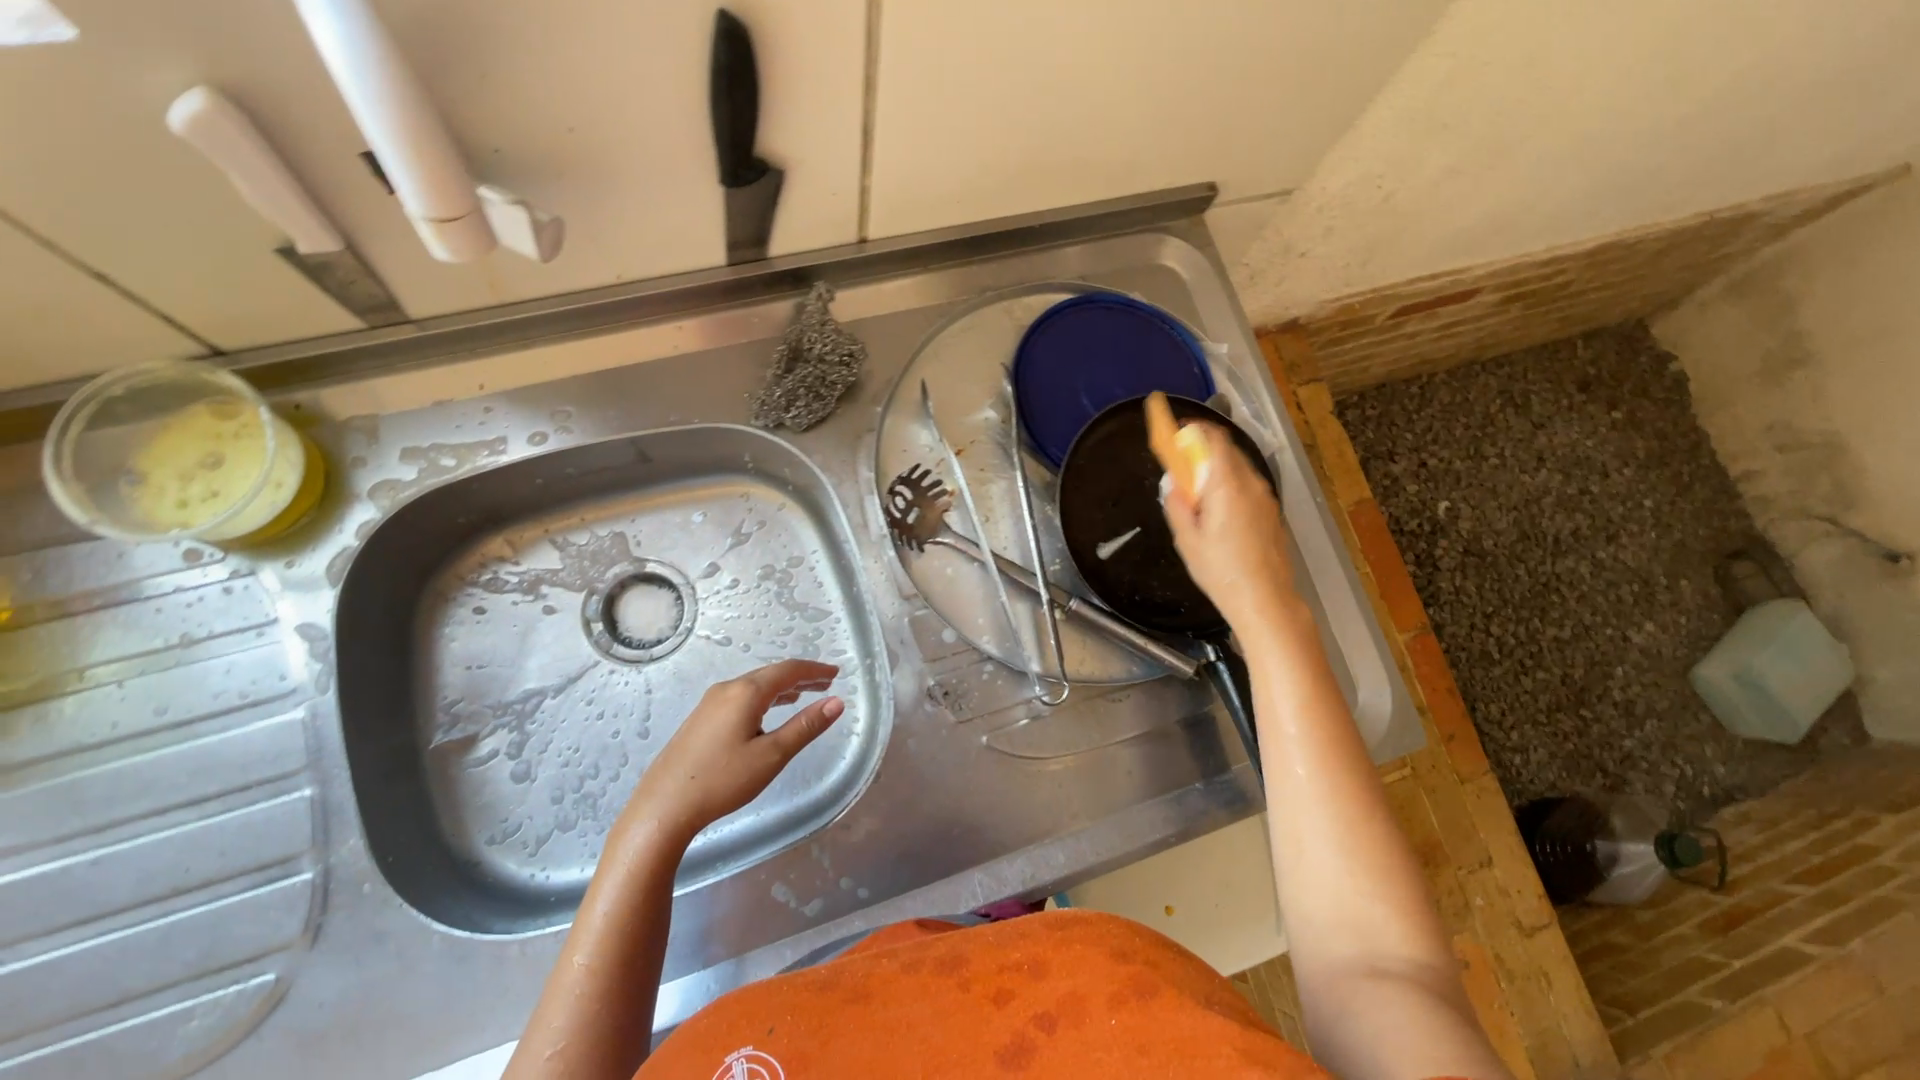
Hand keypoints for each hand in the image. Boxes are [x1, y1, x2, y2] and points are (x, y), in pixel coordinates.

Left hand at [623, 659, 843, 846]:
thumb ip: (805, 727)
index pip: (787, 671)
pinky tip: (768, 713)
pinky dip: (764, 698)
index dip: (814, 670)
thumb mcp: (771, 755)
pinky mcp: (701, 720)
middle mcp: (727, 690)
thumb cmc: (723, 780)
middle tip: (827, 683)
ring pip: (754, 686)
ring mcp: (710, 704)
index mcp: (746, 693)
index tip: (836, 674)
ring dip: (782, 688)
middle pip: (770, 674)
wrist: (664, 805)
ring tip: (805, 695)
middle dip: (800, 677)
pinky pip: (741, 698)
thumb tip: (836, 702)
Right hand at [1160, 422, 1298, 627]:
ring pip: (1239, 470)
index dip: (1194, 430)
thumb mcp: (1187, 540)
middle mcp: (1252, 484)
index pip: (1214, 439)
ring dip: (1216, 471)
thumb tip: (1173, 484)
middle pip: (1227, 451)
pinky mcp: (1271, 513)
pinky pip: (1247, 488)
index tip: (1175, 432)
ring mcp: (1266, 498)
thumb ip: (1177, 505)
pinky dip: (1229, 487)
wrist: (1265, 599)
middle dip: (1202, 452)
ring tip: (1196, 496)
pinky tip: (1217, 514)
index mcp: (1228, 485)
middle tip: (1180, 468)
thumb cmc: (1222, 571)